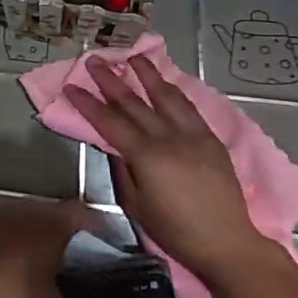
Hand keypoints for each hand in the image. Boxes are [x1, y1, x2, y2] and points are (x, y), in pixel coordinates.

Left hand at [0, 202, 108, 297]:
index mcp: (52, 224)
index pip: (84, 213)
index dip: (98, 223)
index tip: (109, 236)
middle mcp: (29, 210)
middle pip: (56, 211)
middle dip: (69, 227)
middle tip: (80, 248)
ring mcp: (0, 215)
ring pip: (29, 215)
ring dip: (40, 229)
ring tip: (47, 253)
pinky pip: (5, 225)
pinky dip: (15, 236)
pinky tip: (13, 258)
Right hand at [64, 54, 272, 283]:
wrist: (225, 240)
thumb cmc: (175, 231)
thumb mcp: (137, 206)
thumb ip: (123, 170)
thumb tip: (112, 144)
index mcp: (146, 156)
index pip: (110, 122)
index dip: (88, 103)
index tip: (71, 86)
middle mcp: (168, 136)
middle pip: (134, 102)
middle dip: (111, 80)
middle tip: (95, 60)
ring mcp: (192, 132)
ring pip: (165, 95)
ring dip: (147, 74)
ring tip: (133, 57)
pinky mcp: (209, 136)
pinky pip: (188, 106)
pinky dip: (173, 91)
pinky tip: (165, 83)